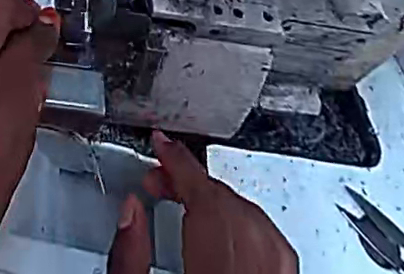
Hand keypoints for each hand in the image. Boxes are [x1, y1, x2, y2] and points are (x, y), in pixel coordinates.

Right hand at [107, 131, 298, 273]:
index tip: (159, 141)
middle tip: (159, 176)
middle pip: (230, 204)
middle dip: (192, 179)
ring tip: (184, 199)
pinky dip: (245, 224)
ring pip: (256, 220)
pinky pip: (276, 246)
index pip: (205, 198)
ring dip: (217, 198)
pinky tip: (220, 227)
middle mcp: (255, 271)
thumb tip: (130, 208)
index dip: (179, 162)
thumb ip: (128, 256)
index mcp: (219, 268)